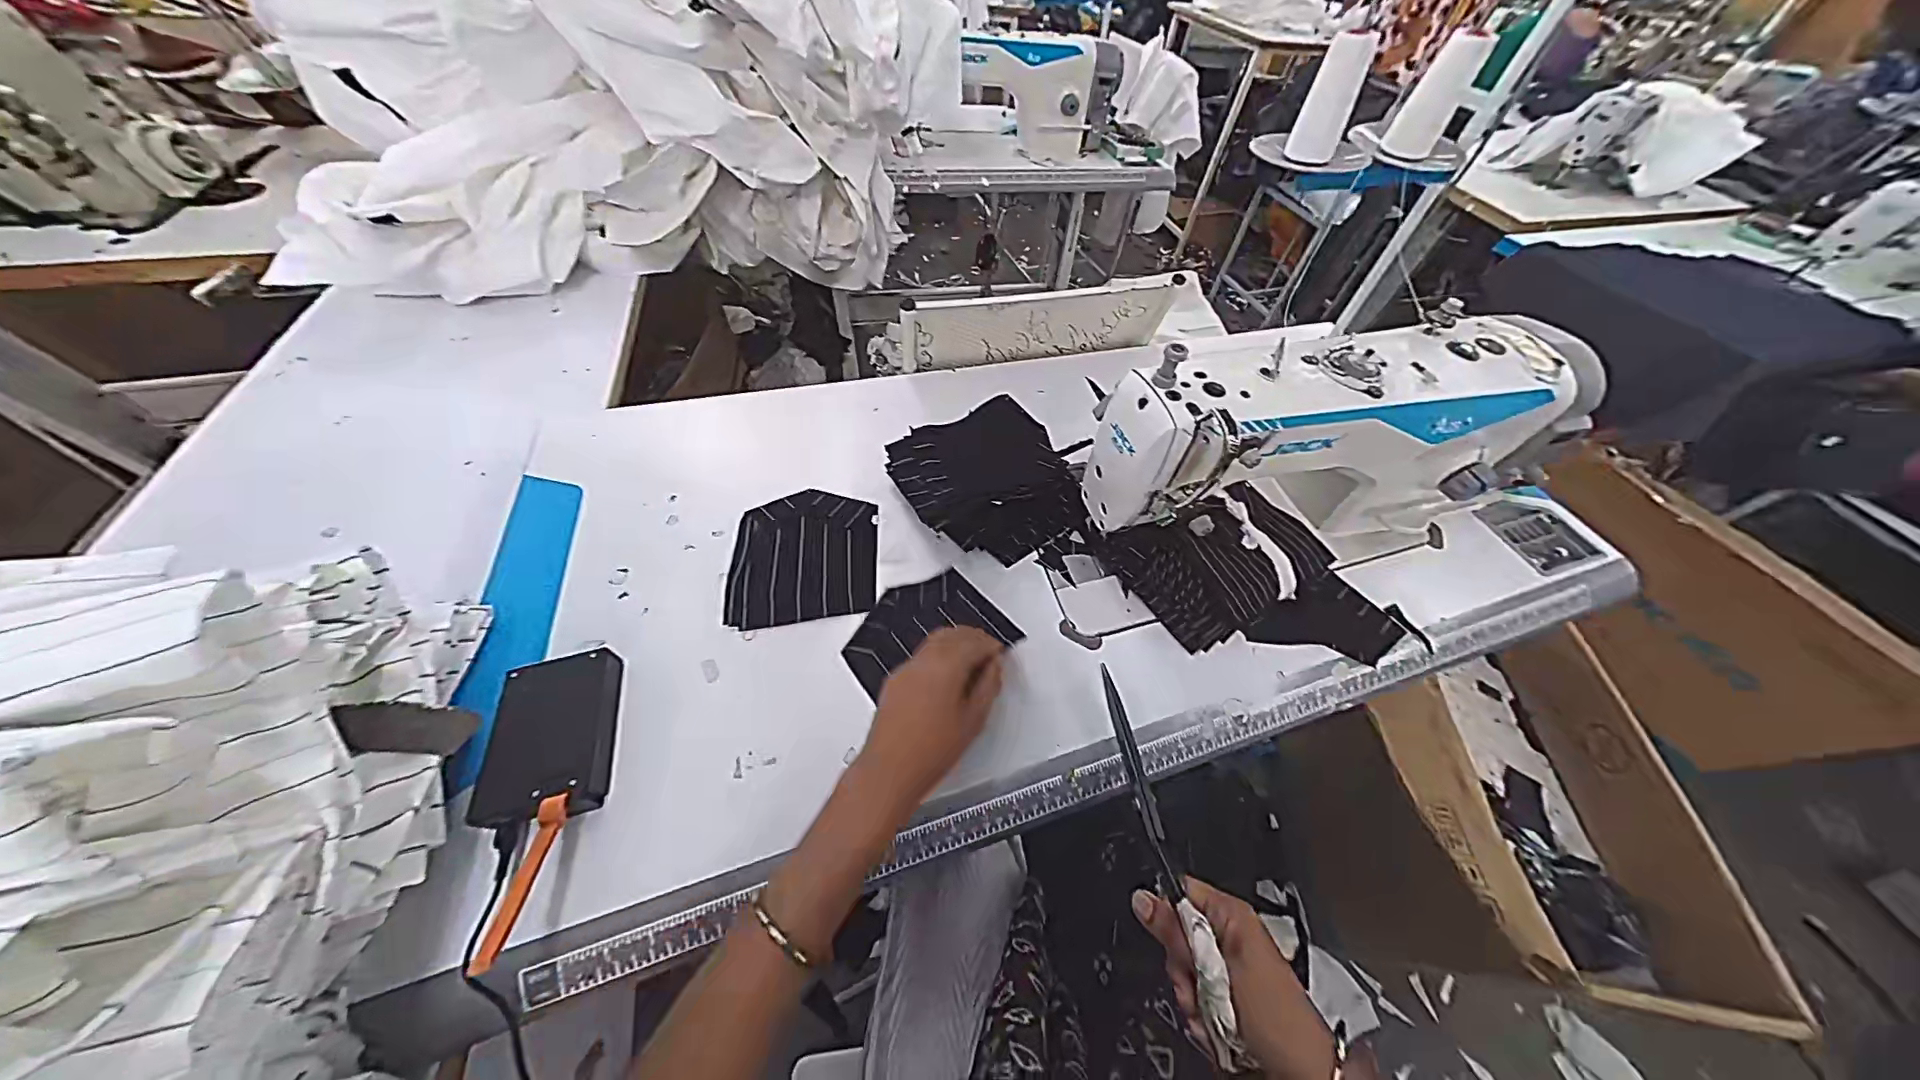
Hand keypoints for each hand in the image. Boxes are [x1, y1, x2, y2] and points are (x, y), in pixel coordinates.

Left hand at [857, 627, 1007, 809]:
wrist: (890, 771)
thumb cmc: (928, 753)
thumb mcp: (973, 720)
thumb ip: (988, 687)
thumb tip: (993, 669)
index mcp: (945, 666)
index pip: (975, 641)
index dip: (991, 645)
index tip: (999, 653)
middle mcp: (922, 662)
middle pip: (953, 634)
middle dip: (974, 639)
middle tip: (989, 652)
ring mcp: (905, 670)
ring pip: (935, 642)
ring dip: (955, 645)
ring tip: (970, 664)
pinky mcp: (895, 681)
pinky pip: (920, 657)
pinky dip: (938, 657)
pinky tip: (946, 678)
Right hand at [1134, 877, 1336, 1079]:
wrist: (1303, 1073)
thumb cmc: (1276, 1020)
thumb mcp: (1217, 970)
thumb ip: (1177, 933)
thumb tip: (1143, 898)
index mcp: (1232, 915)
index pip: (1180, 892)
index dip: (1167, 915)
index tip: (1174, 943)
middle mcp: (1230, 936)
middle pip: (1177, 936)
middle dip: (1181, 969)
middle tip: (1201, 988)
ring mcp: (1229, 967)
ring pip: (1184, 970)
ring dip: (1191, 997)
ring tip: (1215, 1015)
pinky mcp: (1229, 994)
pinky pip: (1196, 995)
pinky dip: (1200, 1014)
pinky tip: (1217, 1027)